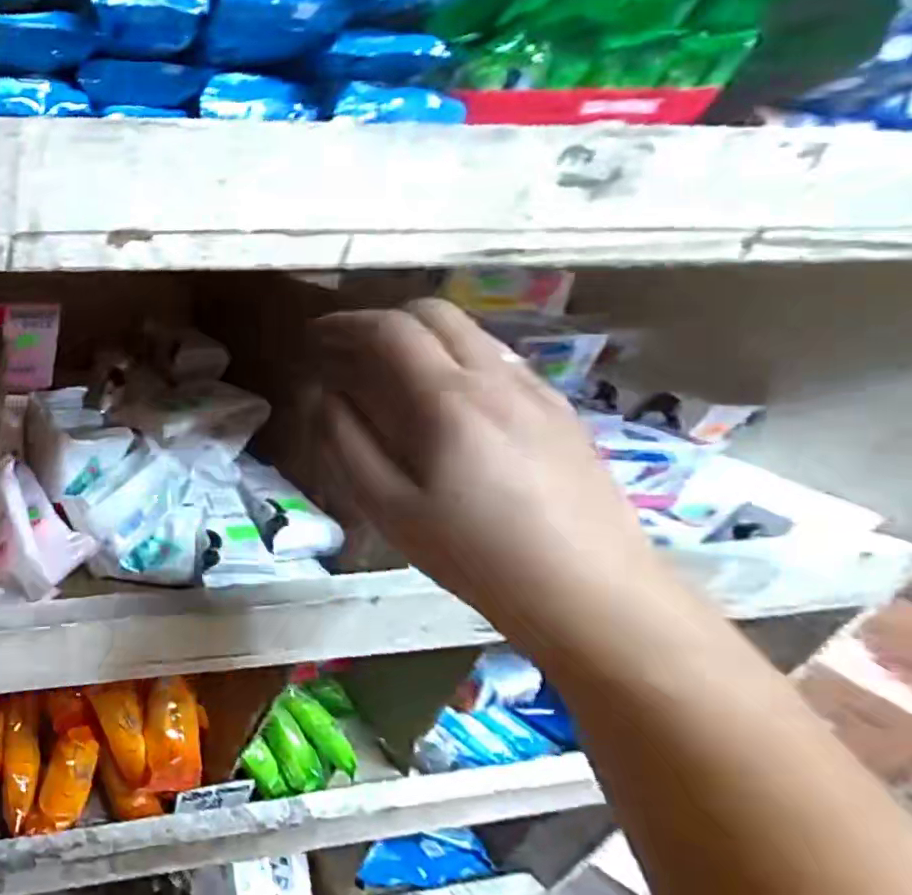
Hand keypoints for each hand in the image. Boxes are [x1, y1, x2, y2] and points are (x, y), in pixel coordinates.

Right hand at [310, 299, 657, 634]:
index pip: (391, 330)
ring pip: (472, 333)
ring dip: (423, 336)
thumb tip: (326, 396)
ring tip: (393, 371)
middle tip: (351, 348)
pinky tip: (447, 400)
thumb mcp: (388, 506)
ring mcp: (537, 393)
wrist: (595, 596)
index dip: (346, 323)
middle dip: (384, 319)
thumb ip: (346, 442)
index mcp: (450, 400)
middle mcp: (497, 381)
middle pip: (436, 314)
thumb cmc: (476, 554)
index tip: (316, 334)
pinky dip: (458, 359)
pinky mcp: (562, 413)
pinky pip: (499, 362)